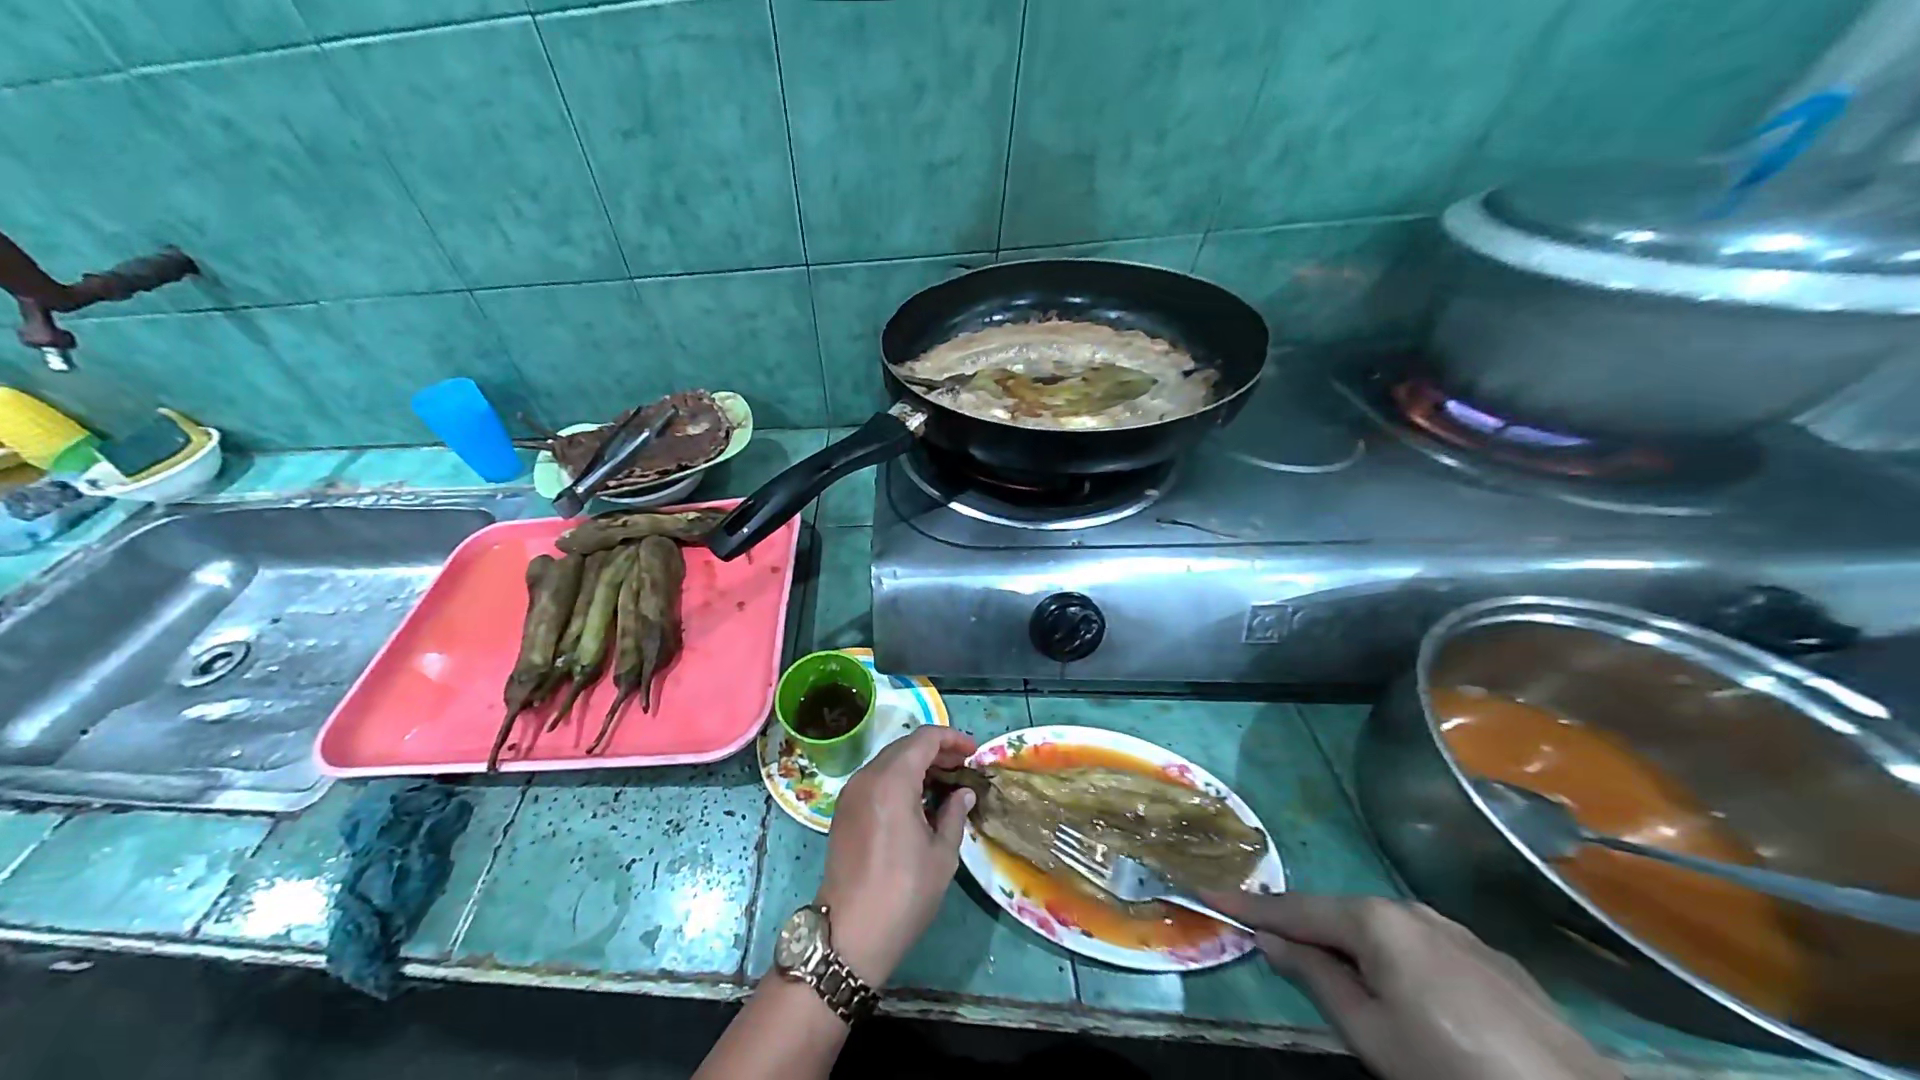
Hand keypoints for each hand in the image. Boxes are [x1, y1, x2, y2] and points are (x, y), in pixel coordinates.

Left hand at [816, 726, 978, 986]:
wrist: (850, 934)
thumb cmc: (903, 893)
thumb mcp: (942, 855)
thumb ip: (954, 814)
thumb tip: (963, 794)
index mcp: (892, 781)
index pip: (924, 738)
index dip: (952, 739)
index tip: (975, 754)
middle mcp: (867, 777)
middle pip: (904, 746)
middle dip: (936, 751)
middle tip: (964, 769)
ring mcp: (851, 793)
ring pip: (888, 762)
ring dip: (917, 765)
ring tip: (946, 784)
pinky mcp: (844, 811)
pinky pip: (875, 780)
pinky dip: (899, 779)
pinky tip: (918, 801)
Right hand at [1204, 893, 1622, 1079]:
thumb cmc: (1452, 1069)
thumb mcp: (1370, 1033)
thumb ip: (1316, 978)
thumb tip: (1271, 941)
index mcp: (1376, 921)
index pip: (1296, 909)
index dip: (1250, 905)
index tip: (1210, 893)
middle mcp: (1412, 910)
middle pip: (1339, 914)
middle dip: (1304, 927)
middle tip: (1269, 942)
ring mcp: (1456, 931)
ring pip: (1381, 928)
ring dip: (1349, 944)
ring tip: (1333, 971)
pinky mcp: (1490, 959)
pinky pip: (1420, 944)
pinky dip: (1392, 955)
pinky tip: (1402, 988)